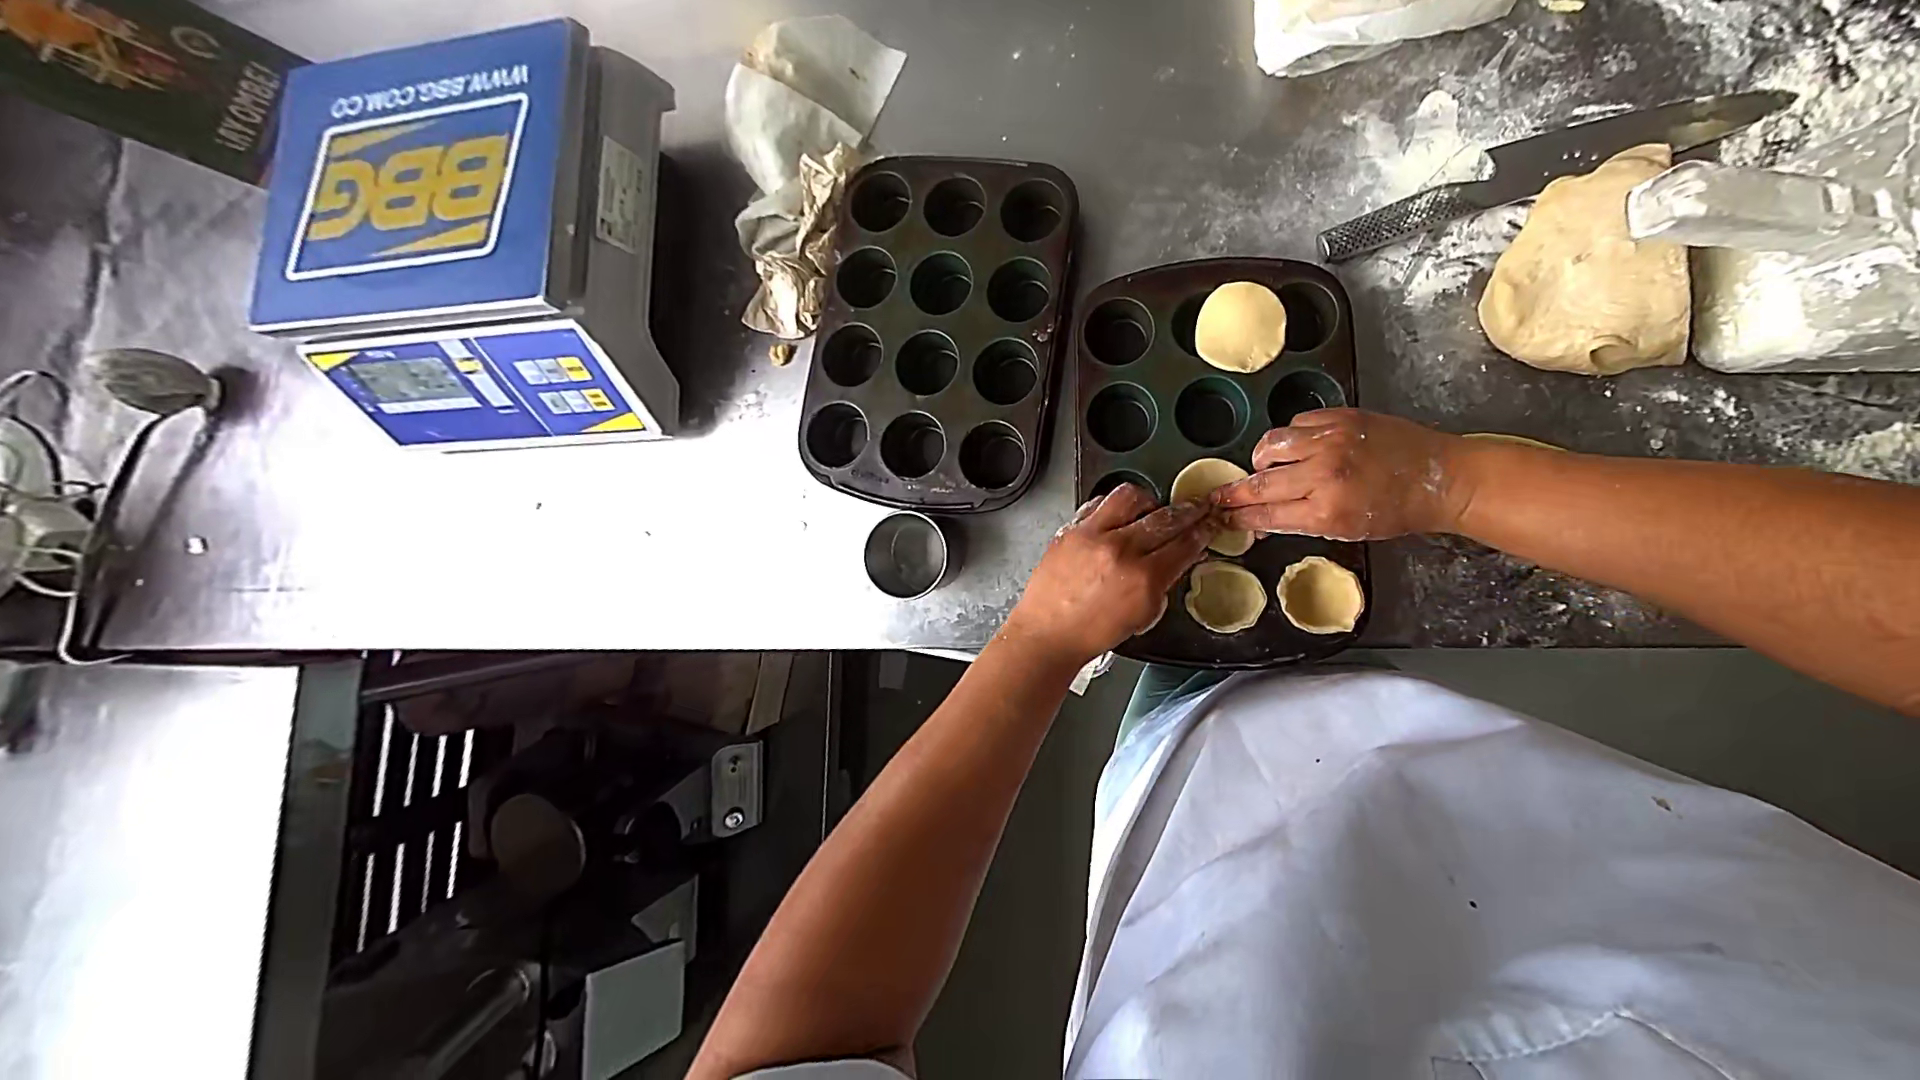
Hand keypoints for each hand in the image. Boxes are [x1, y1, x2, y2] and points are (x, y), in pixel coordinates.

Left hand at [1000, 484, 1212, 665]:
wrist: (1048, 633)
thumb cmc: (1091, 631)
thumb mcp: (1143, 615)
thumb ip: (1164, 583)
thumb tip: (1179, 558)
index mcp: (1143, 578)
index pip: (1184, 544)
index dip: (1202, 532)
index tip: (1207, 525)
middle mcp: (1119, 550)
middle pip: (1166, 517)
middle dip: (1188, 510)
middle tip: (1195, 507)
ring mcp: (1091, 535)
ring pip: (1130, 496)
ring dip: (1149, 500)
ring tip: (1152, 509)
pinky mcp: (1070, 530)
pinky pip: (1097, 503)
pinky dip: (1112, 506)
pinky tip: (1117, 515)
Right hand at [1212, 409, 1468, 539]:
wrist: (1444, 479)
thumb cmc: (1396, 511)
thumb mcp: (1343, 531)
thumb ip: (1297, 523)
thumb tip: (1258, 521)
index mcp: (1326, 512)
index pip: (1264, 514)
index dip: (1237, 516)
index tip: (1220, 516)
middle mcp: (1325, 475)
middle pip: (1259, 483)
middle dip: (1233, 493)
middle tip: (1218, 496)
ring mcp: (1332, 442)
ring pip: (1269, 445)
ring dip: (1261, 460)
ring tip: (1265, 467)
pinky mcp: (1341, 418)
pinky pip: (1295, 424)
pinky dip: (1290, 438)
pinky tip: (1299, 448)